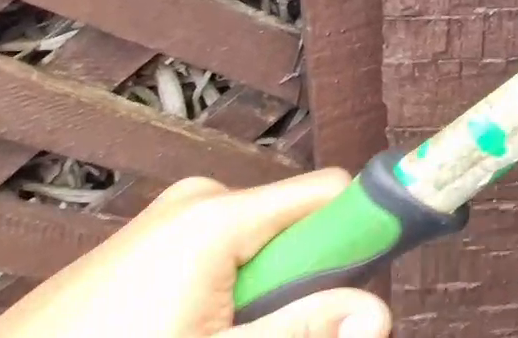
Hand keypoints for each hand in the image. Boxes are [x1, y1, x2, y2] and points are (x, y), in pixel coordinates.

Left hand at [0, 169, 391, 337]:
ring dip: (252, 296)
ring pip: (253, 244)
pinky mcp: (137, 242)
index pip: (332, 194)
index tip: (354, 289)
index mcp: (217, 215)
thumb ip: (303, 330)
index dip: (356, 238)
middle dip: (293, 282)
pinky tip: (173, 337)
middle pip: (293, 224)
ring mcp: (161, 219)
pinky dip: (214, 295)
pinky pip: (211, 253)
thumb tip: (380, 315)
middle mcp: (196, 198)